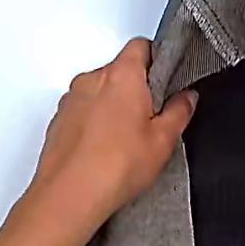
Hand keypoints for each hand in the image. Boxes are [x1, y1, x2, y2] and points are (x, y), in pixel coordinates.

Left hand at [13, 39, 197, 245]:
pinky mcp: (58, 121)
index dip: (158, 58)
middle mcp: (92, 80)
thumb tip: (186, 98)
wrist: (67, 199)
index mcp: (122, 75)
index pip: (141, 46)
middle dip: (138, 86)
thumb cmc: (112, 167)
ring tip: (128, 138)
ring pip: (101, 90)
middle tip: (152, 115)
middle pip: (121, 68)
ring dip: (114, 104)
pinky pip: (83, 110)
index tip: (167, 77)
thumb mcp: (164, 139)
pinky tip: (106, 149)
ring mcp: (71, 100)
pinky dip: (95, 121)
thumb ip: (180, 110)